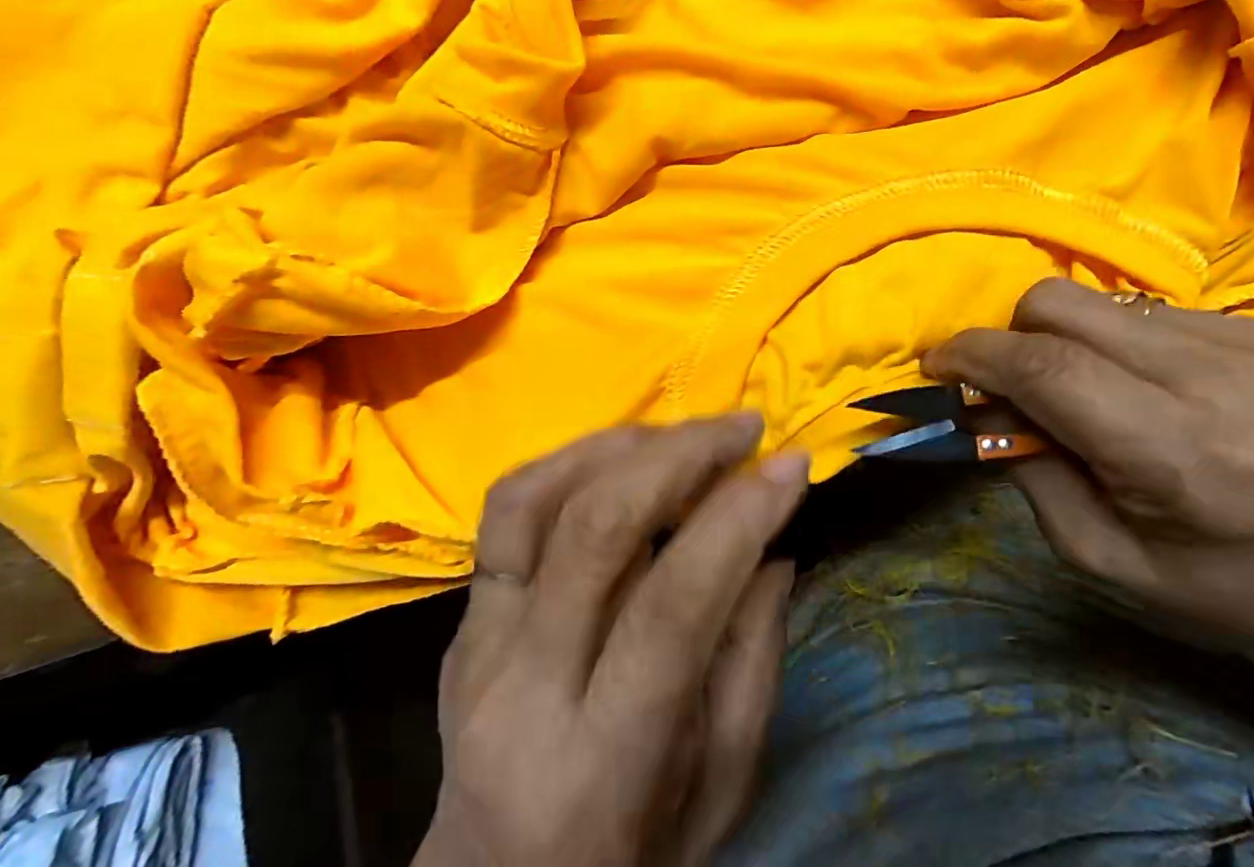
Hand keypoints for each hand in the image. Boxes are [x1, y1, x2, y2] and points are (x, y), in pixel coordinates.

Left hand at [415, 414, 806, 866]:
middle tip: (746, 428)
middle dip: (682, 456)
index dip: (738, 518)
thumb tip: (773, 552)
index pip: (673, 605)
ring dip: (624, 445)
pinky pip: (506, 513)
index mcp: (605, 756)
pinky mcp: (462, 621)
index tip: (792, 464)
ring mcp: (478, 645)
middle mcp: (524, 688)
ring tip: (691, 434)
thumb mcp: (721, 790)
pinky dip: (572, 461)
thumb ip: (752, 665)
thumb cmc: (633, 854)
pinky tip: (628, 454)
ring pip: (534, 502)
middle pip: (596, 531)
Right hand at [923, 278, 1253, 695]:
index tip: (937, 364)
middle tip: (1005, 386)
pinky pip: (1140, 310)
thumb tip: (979, 400)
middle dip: (1012, 337)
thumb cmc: (1210, 584)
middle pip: (1066, 308)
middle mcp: (1221, 381)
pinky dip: (1109, 340)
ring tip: (1077, 393)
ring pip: (1098, 300)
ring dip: (1061, 340)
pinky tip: (1131, 384)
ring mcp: (1247, 341)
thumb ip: (1030, 468)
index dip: (980, 357)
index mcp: (1185, 457)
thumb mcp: (1099, 554)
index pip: (1054, 372)